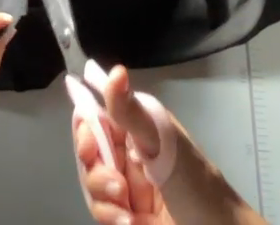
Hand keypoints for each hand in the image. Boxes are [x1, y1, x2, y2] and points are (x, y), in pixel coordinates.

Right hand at [74, 64, 173, 224]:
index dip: (85, 123)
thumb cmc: (194, 182)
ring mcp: (125, 186)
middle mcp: (127, 154)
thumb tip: (116, 70)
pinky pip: (100, 210)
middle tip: (113, 180)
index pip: (97, 115)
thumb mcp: (162, 142)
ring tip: (125, 206)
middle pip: (88, 151)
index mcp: (137, 128)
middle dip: (92, 165)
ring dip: (101, 194)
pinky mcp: (125, 215)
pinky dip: (109, 216)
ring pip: (91, 182)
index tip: (85, 134)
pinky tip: (128, 222)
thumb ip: (131, 111)